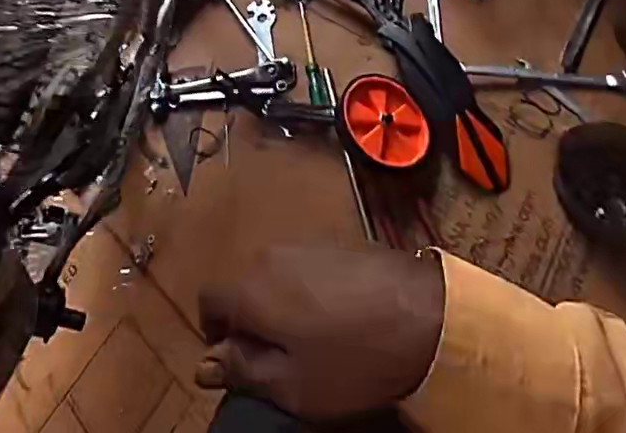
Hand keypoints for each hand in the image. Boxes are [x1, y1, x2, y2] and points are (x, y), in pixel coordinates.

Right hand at [194, 245, 445, 419]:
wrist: (419, 311)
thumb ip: (243, 371)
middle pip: (241, 285)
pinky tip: (336, 312)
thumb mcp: (294, 385)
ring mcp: (299, 242)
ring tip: (312, 334)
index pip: (207, 299)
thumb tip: (205, 365)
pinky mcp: (330, 239)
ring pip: (272, 273)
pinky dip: (305, 286)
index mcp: (249, 290)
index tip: (236, 356)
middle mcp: (266, 256)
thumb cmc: (352, 357)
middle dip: (250, 317)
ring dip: (279, 300)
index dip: (214, 331)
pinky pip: (301, 263)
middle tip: (280, 354)